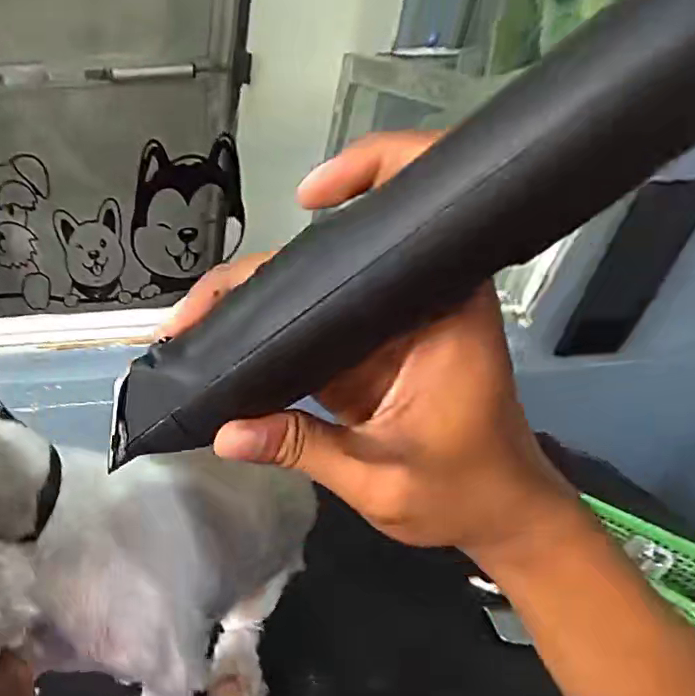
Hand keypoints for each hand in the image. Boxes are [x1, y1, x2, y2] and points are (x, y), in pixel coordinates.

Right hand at [164, 131, 579, 555]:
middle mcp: (415, 308)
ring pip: (316, 299)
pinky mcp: (368, 362)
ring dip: (260, 309)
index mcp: (440, 312)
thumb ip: (302, 450)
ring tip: (197, 328)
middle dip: (264, 274)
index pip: (406, 221)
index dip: (367, 175)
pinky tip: (228, 353)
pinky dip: (274, 344)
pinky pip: (314, 339)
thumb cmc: (462, 495)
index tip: (306, 197)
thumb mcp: (379, 478)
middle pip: (337, 260)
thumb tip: (225, 434)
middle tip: (198, 309)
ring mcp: (387, 334)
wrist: (497, 520)